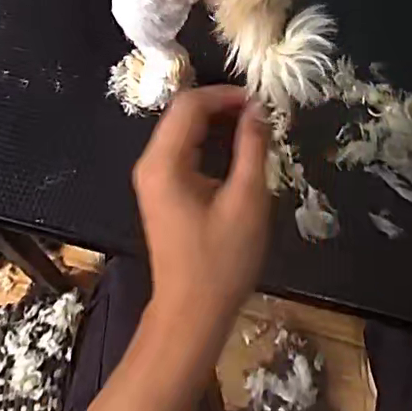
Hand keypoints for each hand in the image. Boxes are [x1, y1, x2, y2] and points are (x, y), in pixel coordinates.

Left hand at [131, 84, 270, 329]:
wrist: (191, 315)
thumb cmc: (220, 261)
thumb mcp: (246, 199)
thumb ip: (252, 147)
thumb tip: (258, 109)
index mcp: (165, 162)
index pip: (190, 104)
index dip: (225, 94)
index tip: (259, 101)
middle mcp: (151, 163)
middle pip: (183, 112)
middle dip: (222, 104)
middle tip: (260, 112)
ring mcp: (154, 176)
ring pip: (184, 127)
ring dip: (218, 120)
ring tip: (254, 126)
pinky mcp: (162, 188)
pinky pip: (184, 147)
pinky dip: (210, 138)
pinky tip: (237, 147)